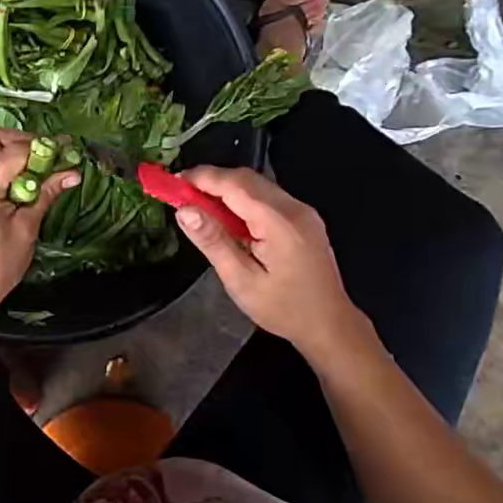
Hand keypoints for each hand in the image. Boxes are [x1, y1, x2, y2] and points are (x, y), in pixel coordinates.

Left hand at [0, 128, 78, 317]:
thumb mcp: (27, 228)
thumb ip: (47, 193)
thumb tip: (73, 172)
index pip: (15, 153)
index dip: (44, 148)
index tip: (67, 149)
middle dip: (22, 139)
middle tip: (47, 152)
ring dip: (8, 148)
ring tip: (34, 163)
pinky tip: (17, 176)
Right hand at [173, 166, 371, 355]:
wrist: (329, 324)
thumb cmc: (283, 309)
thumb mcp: (241, 281)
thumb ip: (214, 241)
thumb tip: (184, 211)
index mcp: (280, 222)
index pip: (235, 185)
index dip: (202, 178)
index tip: (173, 181)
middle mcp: (294, 207)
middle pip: (247, 179)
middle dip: (212, 180)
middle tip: (181, 194)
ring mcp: (303, 210)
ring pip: (258, 185)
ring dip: (227, 188)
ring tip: (199, 205)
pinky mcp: (304, 218)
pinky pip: (268, 197)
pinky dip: (243, 199)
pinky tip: (228, 217)